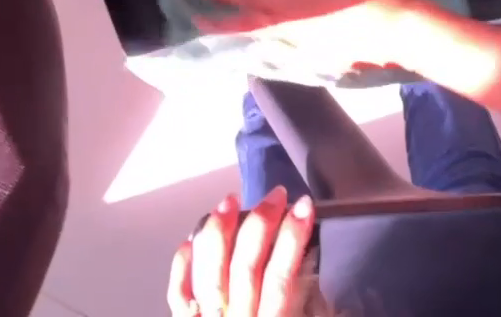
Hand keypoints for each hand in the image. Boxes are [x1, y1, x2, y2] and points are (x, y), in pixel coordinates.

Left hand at [169, 187, 315, 316]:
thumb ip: (311, 312)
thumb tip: (322, 283)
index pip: (280, 279)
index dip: (293, 239)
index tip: (306, 206)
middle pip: (244, 267)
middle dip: (261, 224)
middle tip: (277, 195)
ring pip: (208, 274)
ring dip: (219, 233)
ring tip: (232, 200)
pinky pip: (178, 298)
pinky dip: (182, 266)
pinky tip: (192, 238)